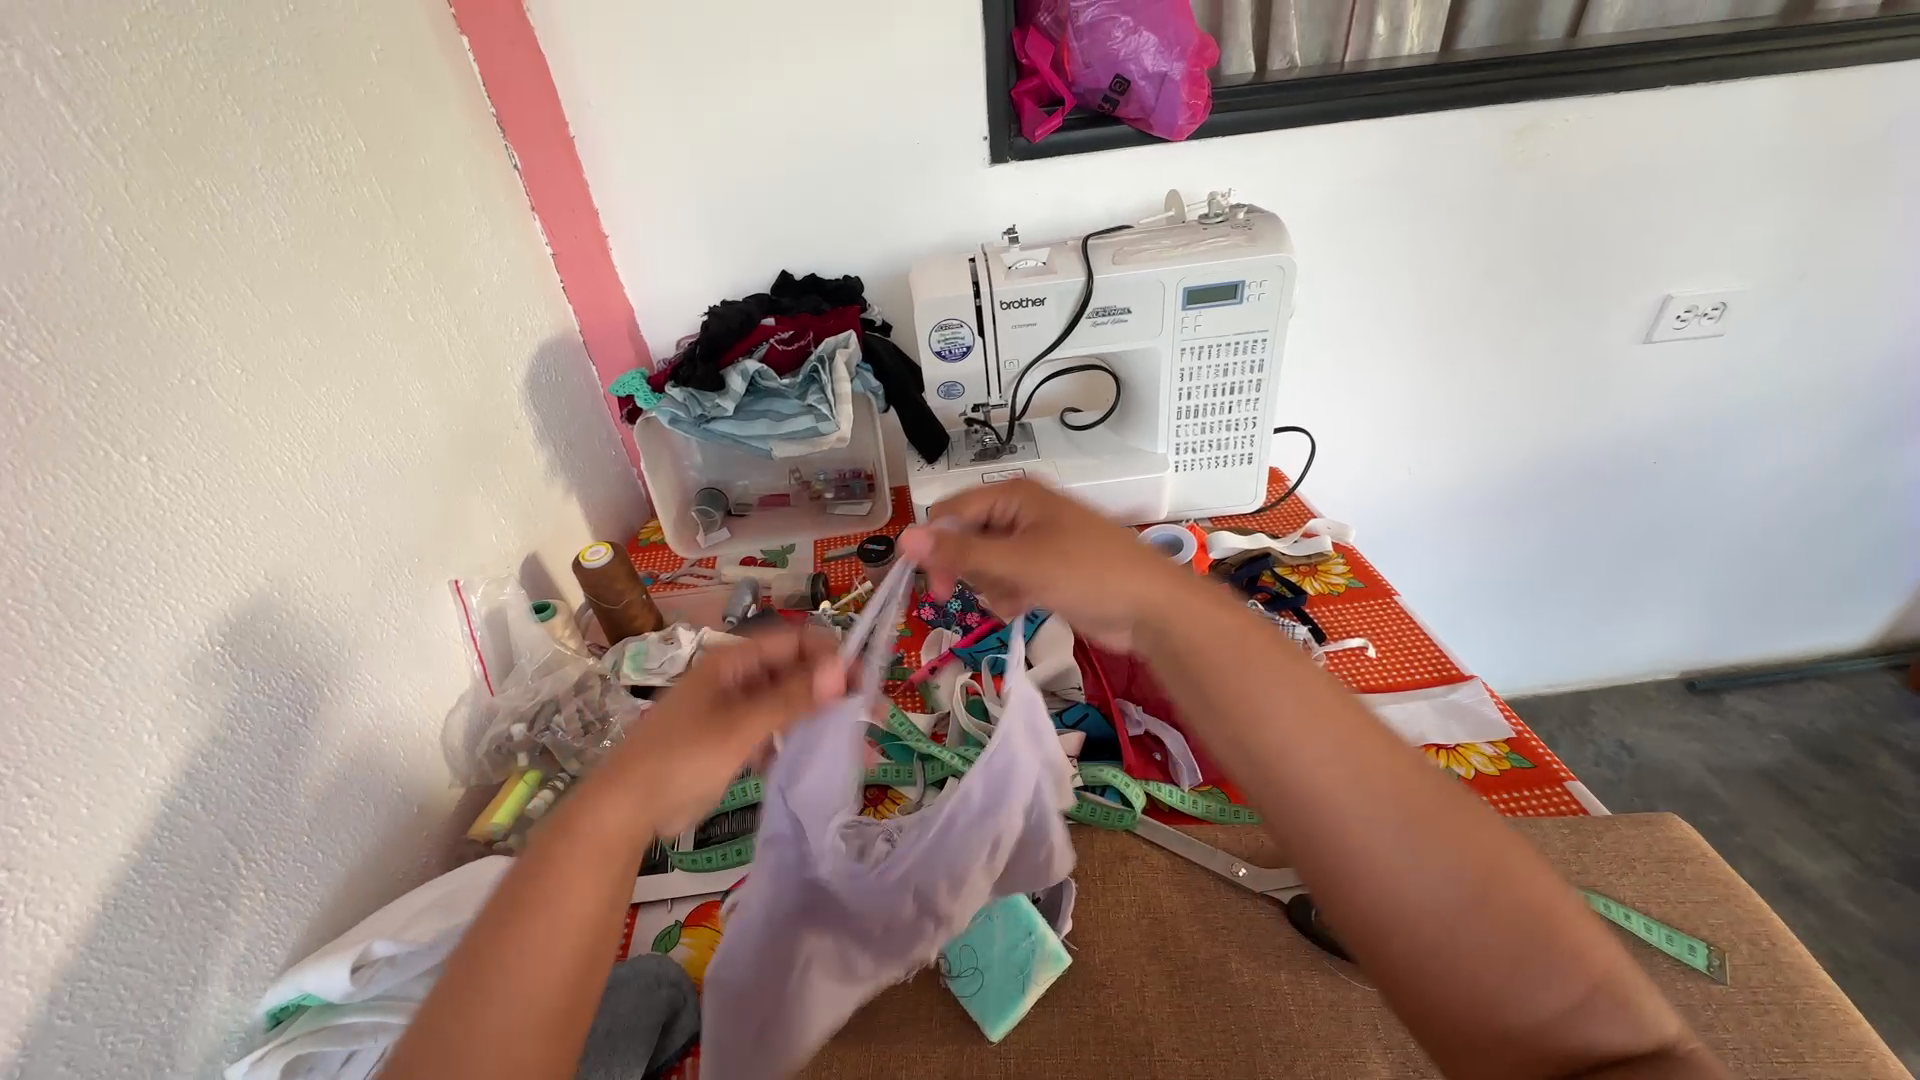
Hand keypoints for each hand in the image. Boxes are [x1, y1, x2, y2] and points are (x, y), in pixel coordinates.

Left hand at [603, 624, 842, 835]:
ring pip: (791, 706)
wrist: (627, 809)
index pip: (794, 641)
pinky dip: (802, 744)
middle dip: (835, 691)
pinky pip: (777, 734)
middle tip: (872, 714)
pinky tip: (829, 762)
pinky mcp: (734, 743)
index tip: (865, 679)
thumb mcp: (740, 726)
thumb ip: (792, 698)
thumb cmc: (681, 757)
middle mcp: (738, 679)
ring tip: (861, 743)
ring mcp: (736, 712)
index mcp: (734, 661)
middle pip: (797, 673)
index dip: (831, 655)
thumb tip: (841, 669)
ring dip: (824, 720)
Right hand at [898, 479, 1191, 649]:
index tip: (931, 585)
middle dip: (966, 570)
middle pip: (966, 539)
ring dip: (989, 587)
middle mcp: (1021, 512)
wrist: (1150, 608)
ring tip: (1012, 599)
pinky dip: (1008, 596)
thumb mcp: (1018, 562)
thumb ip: (960, 552)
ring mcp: (1035, 543)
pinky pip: (1007, 580)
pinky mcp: (1046, 571)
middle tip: (958, 599)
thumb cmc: (1085, 573)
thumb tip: (903, 537)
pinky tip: (1022, 608)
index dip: (934, 547)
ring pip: (985, 564)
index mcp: (1014, 495)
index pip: (951, 513)